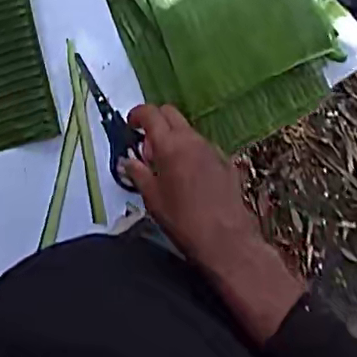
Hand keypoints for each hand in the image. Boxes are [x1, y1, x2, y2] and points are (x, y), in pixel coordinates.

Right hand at [125, 103, 305, 344]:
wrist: (228, 243)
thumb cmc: (186, 222)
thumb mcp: (152, 198)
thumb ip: (137, 173)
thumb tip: (128, 162)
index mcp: (170, 145)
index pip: (150, 113)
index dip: (137, 114)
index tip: (132, 125)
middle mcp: (192, 140)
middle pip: (169, 113)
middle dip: (155, 121)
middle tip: (147, 146)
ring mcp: (212, 150)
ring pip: (187, 130)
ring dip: (174, 138)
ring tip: (167, 166)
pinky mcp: (226, 163)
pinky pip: (203, 147)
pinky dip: (192, 152)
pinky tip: (189, 176)